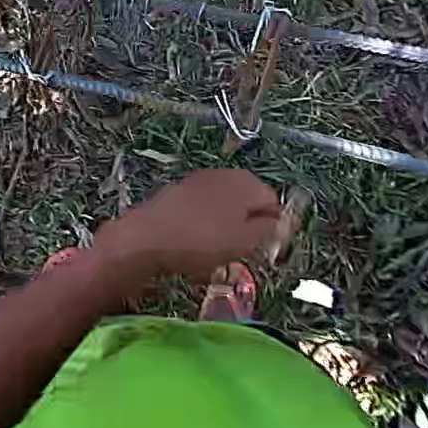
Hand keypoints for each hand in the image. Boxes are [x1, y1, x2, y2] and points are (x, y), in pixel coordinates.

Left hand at [94, 170, 280, 280]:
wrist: (144, 238)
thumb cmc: (200, 242)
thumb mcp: (244, 242)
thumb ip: (269, 230)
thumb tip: (284, 223)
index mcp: (245, 182)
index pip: (273, 202)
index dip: (273, 228)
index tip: (265, 251)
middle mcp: (223, 174)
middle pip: (248, 201)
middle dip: (249, 225)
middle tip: (241, 252)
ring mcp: (197, 181)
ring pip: (224, 205)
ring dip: (227, 225)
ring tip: (217, 251)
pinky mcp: (177, 192)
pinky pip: (201, 209)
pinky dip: (204, 224)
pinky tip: (194, 242)